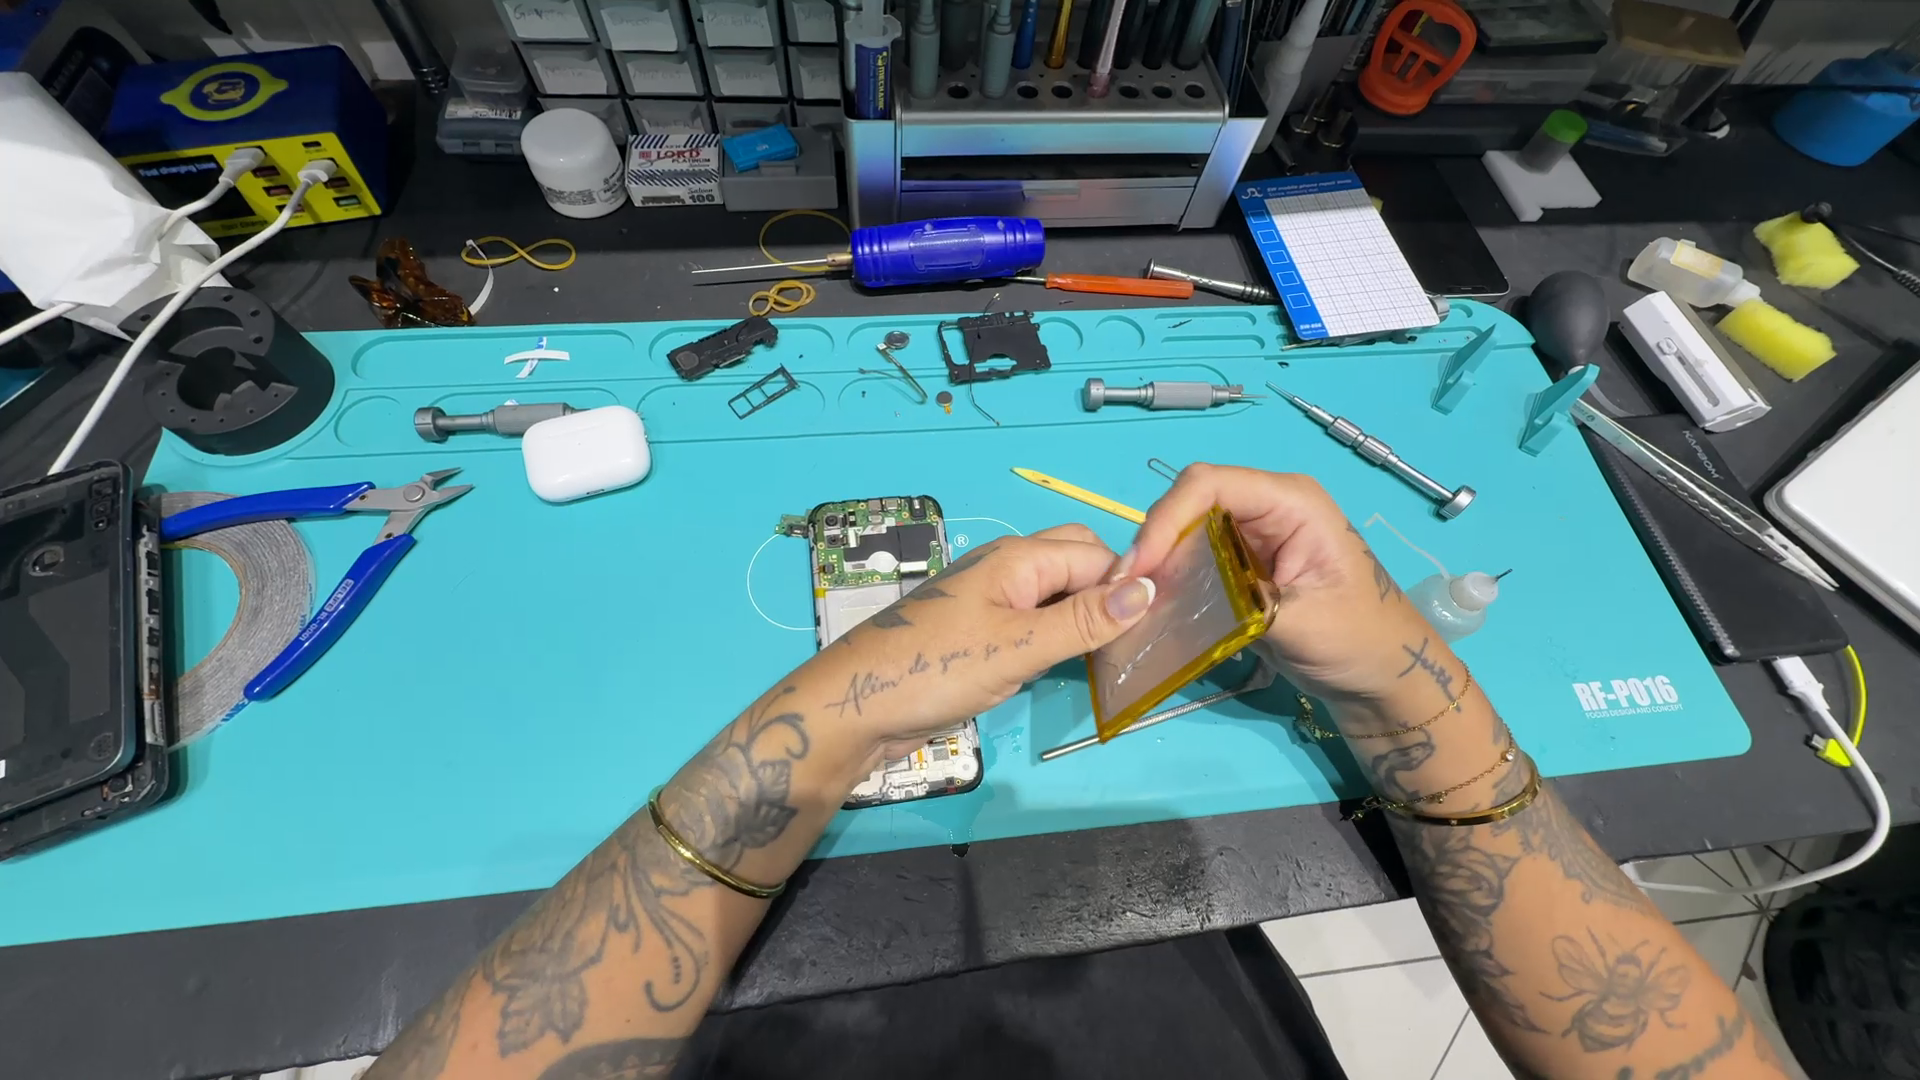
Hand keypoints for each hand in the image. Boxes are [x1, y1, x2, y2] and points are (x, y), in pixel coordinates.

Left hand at [802, 524, 1154, 768]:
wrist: (857, 707)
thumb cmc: (938, 669)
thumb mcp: (1019, 646)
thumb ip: (1084, 620)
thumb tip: (1149, 590)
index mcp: (1018, 558)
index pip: (1094, 555)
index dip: (1127, 584)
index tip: (1158, 625)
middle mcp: (1006, 570)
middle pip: (1073, 563)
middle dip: (1106, 591)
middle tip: (1134, 637)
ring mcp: (989, 601)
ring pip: (1053, 594)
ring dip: (1082, 616)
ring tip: (1116, 654)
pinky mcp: (978, 633)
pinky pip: (1030, 622)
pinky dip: (1055, 636)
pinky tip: (1069, 663)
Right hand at [1125, 464, 1433, 702]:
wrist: (1382, 675)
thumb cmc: (1361, 640)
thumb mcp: (1304, 623)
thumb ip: (1239, 603)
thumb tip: (1172, 597)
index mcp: (1290, 501)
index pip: (1209, 485)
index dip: (1166, 519)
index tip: (1139, 567)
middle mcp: (1265, 506)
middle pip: (1188, 501)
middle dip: (1153, 540)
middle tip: (1127, 589)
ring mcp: (1250, 533)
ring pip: (1183, 528)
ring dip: (1156, 560)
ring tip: (1133, 597)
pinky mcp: (1237, 561)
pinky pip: (1190, 555)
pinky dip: (1167, 575)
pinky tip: (1154, 602)